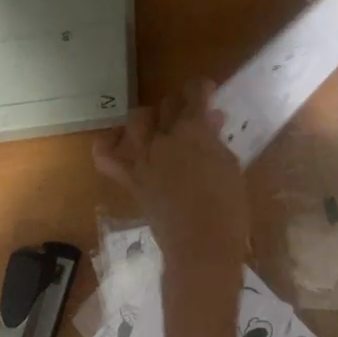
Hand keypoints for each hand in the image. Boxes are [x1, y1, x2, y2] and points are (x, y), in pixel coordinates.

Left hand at [92, 81, 250, 286]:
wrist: (202, 247)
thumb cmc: (228, 209)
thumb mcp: (230, 168)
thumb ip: (216, 142)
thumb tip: (210, 121)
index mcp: (195, 131)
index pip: (193, 94)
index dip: (200, 88)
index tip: (207, 91)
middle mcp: (165, 138)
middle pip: (166, 105)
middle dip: (180, 104)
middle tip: (191, 115)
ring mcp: (144, 158)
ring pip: (137, 120)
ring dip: (150, 117)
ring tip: (160, 125)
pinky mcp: (132, 180)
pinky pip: (107, 157)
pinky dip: (109, 144)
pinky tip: (120, 140)